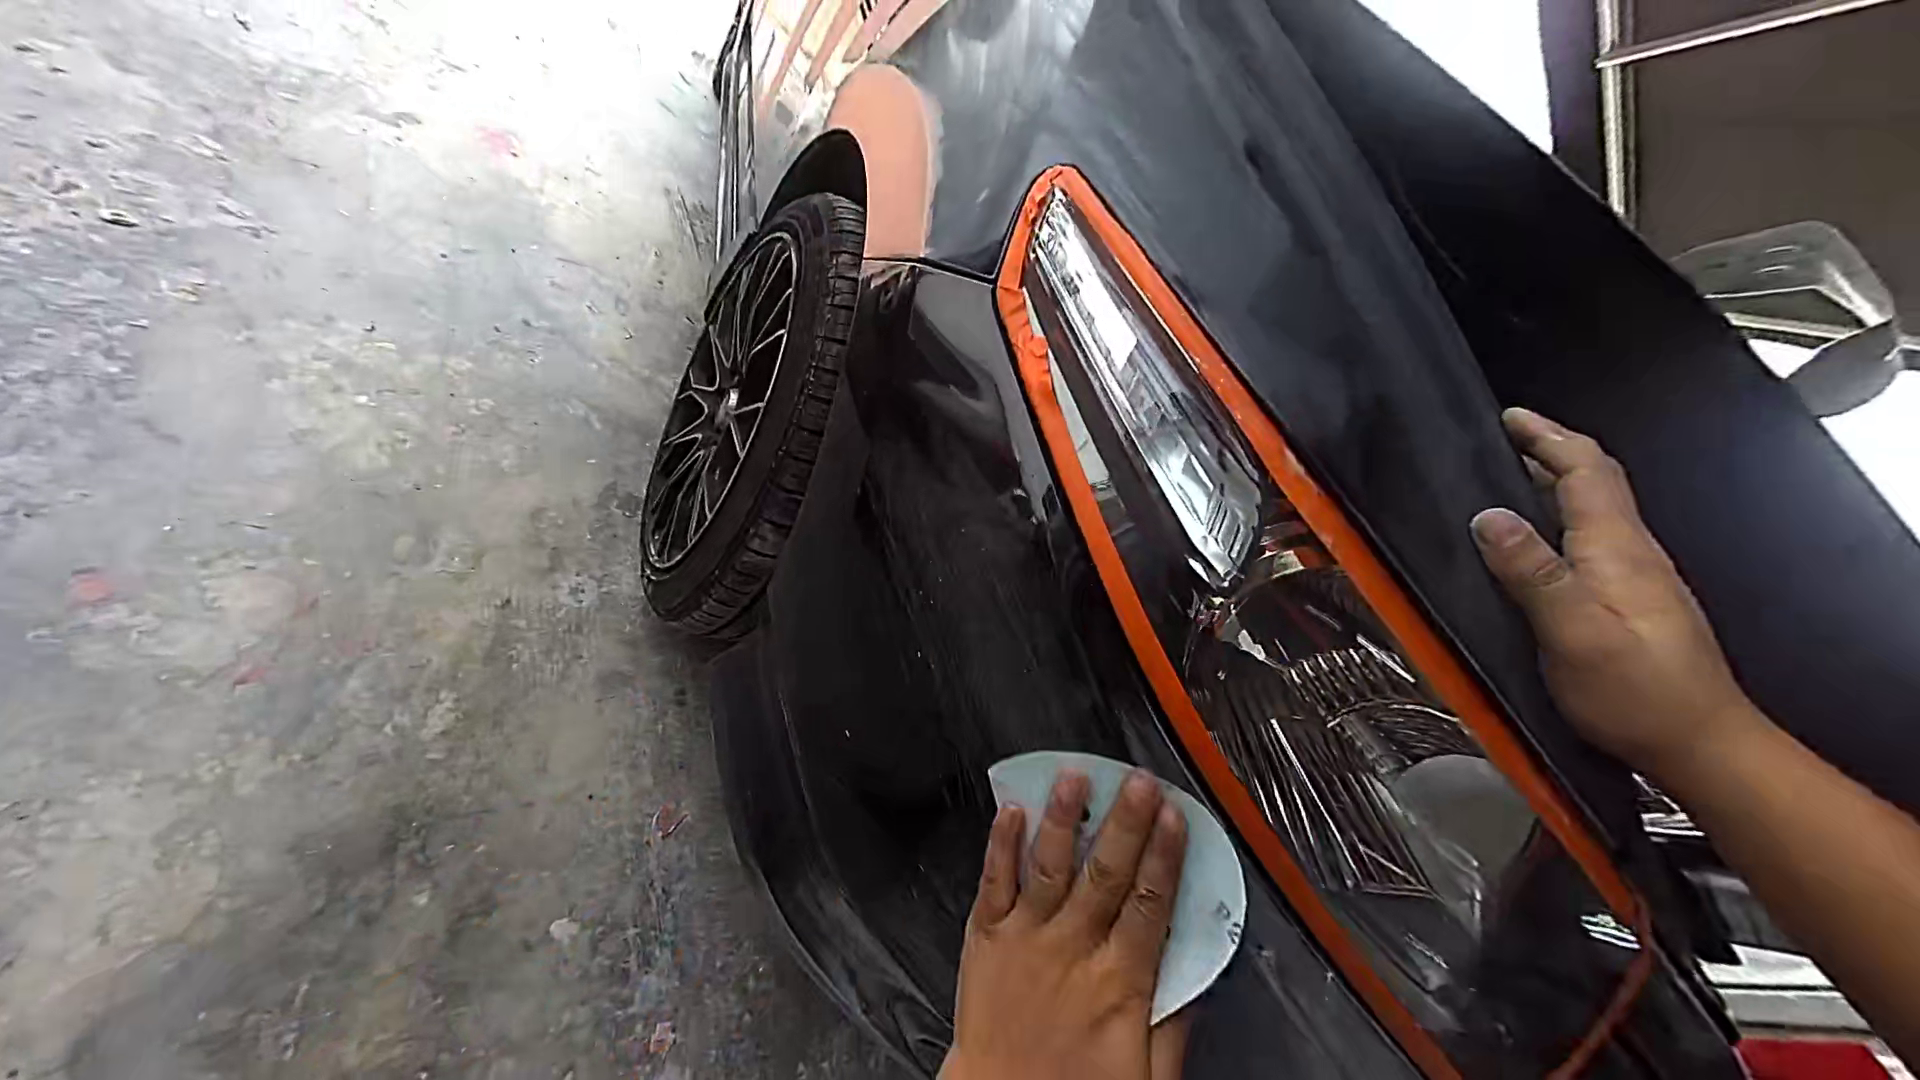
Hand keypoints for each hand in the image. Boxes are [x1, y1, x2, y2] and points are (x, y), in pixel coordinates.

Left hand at [942, 769, 1190, 1079]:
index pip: (1148, 904)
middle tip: (1138, 782)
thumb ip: (1172, 1023)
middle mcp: (1070, 949)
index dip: (1164, 856)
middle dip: (1125, 823)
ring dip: (1063, 818)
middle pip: (1104, 873)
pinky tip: (1012, 810)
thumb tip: (1196, 975)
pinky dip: (1002, 843)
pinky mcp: (986, 932)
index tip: (1175, 817)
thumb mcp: (1144, 1076)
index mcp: (1116, 982)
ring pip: (1048, 865)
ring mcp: (1025, 935)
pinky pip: (994, 879)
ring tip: (1074, 777)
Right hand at [1470, 408, 1761, 783]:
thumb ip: (1533, 572)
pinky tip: (1527, 534)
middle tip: (1500, 440)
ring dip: (1549, 483)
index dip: (1549, 437)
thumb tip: (1489, 517)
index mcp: (1616, 549)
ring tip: (1504, 476)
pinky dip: (1552, 518)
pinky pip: (1584, 539)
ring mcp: (1629, 576)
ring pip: (1588, 510)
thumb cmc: (1635, 690)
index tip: (1512, 417)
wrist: (1695, 741)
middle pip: (1591, 483)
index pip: (1586, 472)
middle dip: (1547, 451)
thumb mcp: (1574, 630)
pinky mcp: (1621, 599)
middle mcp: (1628, 553)